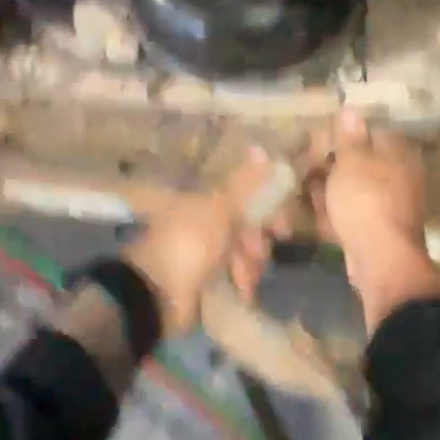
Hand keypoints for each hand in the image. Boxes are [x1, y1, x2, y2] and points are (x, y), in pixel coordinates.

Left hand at [121, 147, 275, 335]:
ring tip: (245, 281)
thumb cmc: (190, 243)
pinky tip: (243, 292)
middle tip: (258, 256)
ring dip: (248, 266)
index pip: (243, 197)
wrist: (156, 292)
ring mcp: (201, 252)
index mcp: (204, 201)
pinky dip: (239, 281)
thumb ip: (244, 182)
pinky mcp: (201, 278)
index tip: (283, 229)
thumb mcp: (220, 207)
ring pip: (238, 253)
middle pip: (242, 226)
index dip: (266, 211)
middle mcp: (203, 222)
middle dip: (256, 243)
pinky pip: (229, 275)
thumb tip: (259, 147)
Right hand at [306, 110, 439, 329]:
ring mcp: (389, 204)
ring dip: (329, 189)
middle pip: (359, 161)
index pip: (367, 132)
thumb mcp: (352, 161)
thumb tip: (351, 108)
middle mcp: (399, 175)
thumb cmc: (366, 199)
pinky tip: (312, 213)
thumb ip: (349, 136)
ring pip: (354, 189)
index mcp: (397, 152)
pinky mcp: (377, 229)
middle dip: (331, 164)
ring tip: (300, 188)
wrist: (381, 259)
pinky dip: (334, 212)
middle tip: (302, 167)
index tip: (314, 143)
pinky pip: (352, 213)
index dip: (339, 135)